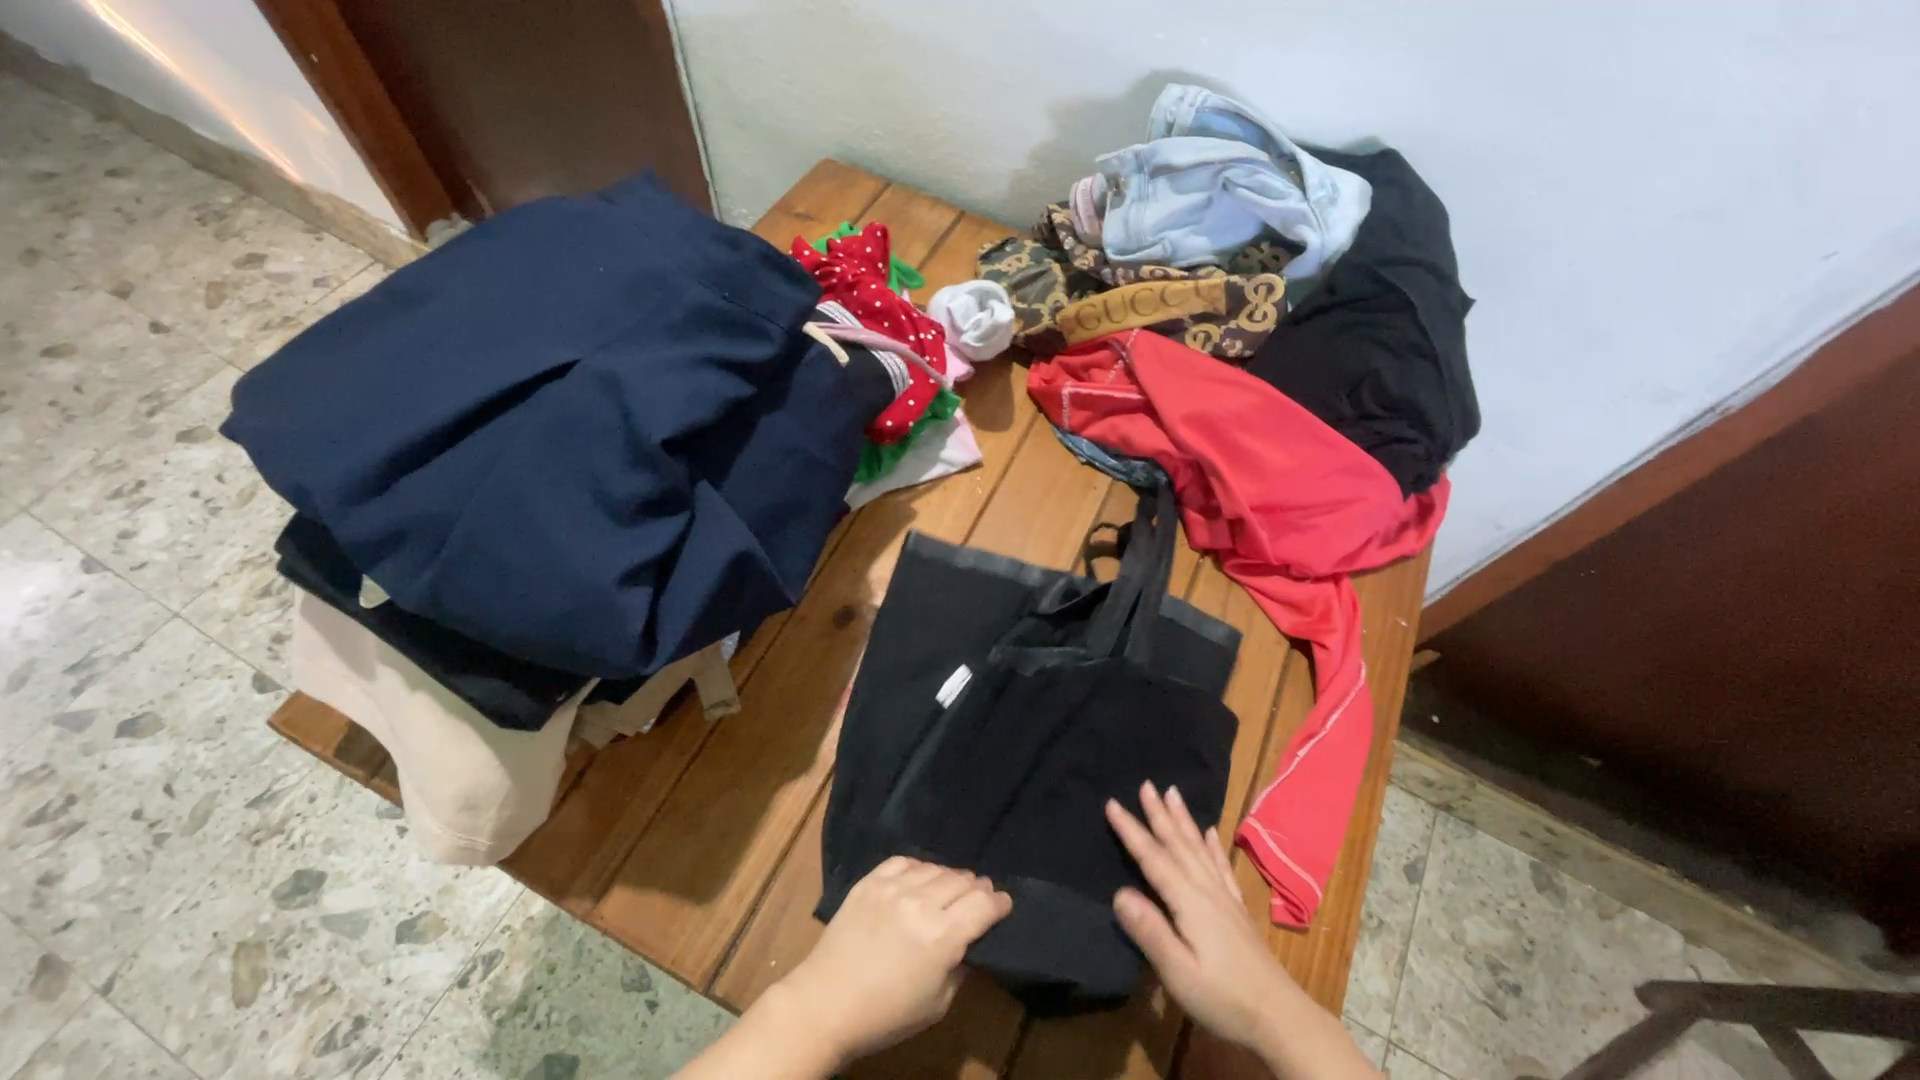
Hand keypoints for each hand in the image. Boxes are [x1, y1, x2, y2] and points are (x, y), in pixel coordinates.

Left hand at [772, 856, 1012, 1066]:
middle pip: (963, 881)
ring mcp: (892, 888)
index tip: (1004, 905)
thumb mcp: (938, 1003)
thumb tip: (973, 945)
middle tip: (979, 898)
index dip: (1000, 903)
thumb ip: (961, 967)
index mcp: (943, 935)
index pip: (985, 904)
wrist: (826, 1003)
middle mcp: (921, 902)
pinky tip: (920, 878)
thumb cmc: (887, 1014)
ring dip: (950, 878)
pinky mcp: (869, 882)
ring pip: (935, 869)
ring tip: (951, 889)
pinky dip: (918, 868)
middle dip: (977, 889)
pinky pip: (903, 862)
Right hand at [1105, 782, 1299, 1050]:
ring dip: (1183, 820)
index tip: (1112, 802)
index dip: (1131, 831)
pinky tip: (1209, 833)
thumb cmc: (1223, 997)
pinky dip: (1211, 845)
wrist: (1280, 1017)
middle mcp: (1206, 891)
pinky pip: (1220, 866)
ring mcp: (1225, 899)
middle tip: (1146, 783)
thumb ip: (1150, 931)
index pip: (1153, 859)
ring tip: (1173, 793)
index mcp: (1189, 902)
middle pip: (1178, 845)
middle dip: (1159, 814)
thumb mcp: (1178, 972)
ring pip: (1198, 848)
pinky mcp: (1236, 911)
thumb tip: (1119, 893)